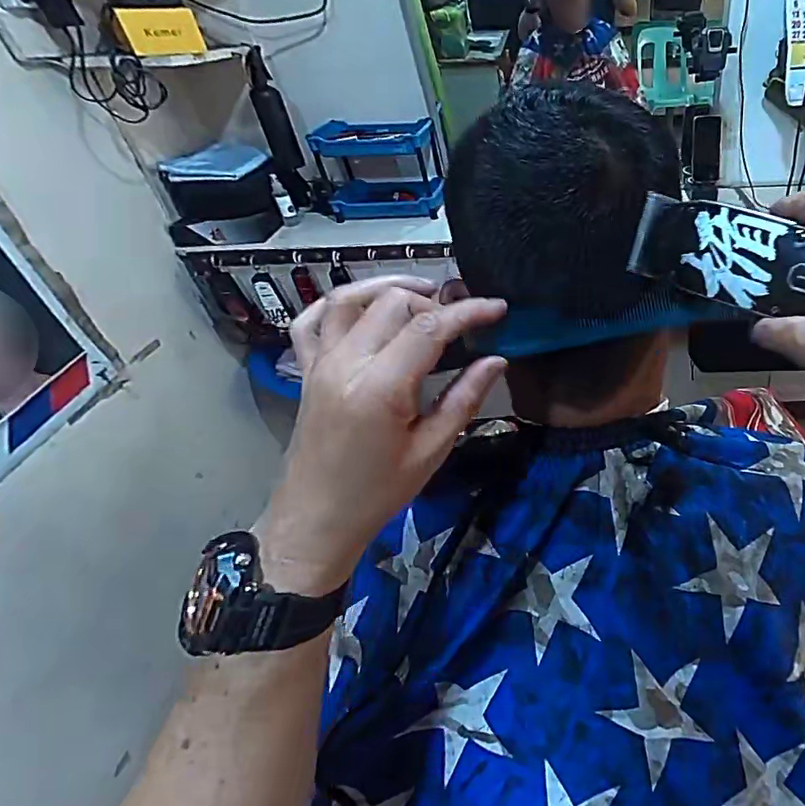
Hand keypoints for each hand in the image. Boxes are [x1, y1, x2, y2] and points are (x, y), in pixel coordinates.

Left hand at [257, 276, 506, 592]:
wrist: (317, 518)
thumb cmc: (380, 491)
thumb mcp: (433, 449)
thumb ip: (465, 398)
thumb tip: (496, 360)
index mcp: (380, 388)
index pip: (429, 327)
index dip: (468, 312)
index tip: (498, 309)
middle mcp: (345, 364)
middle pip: (392, 303)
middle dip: (434, 302)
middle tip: (462, 322)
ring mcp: (319, 363)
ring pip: (350, 298)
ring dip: (390, 287)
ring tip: (424, 294)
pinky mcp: (306, 369)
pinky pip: (313, 319)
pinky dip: (341, 302)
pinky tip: (367, 306)